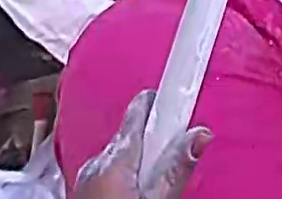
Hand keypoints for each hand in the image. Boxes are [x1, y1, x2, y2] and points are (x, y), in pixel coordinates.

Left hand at [73, 90, 209, 198]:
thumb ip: (177, 170)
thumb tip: (202, 134)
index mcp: (115, 157)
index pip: (143, 105)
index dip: (165, 99)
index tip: (183, 92)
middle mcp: (95, 161)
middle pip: (134, 130)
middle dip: (155, 139)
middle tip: (173, 160)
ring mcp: (84, 179)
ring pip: (121, 152)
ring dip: (140, 161)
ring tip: (153, 187)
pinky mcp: (80, 194)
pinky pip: (108, 171)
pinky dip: (124, 176)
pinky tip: (135, 194)